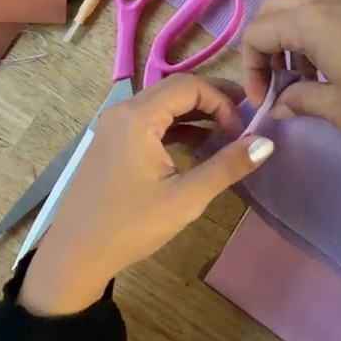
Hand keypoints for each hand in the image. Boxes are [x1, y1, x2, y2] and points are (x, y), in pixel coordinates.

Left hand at [19, 74, 274, 316]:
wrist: (74, 255)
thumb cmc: (130, 226)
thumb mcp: (186, 198)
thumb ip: (226, 166)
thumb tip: (266, 142)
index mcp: (138, 116)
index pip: (190, 85)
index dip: (223, 101)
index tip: (243, 131)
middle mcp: (123, 111)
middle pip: (176, 89)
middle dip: (213, 102)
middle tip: (244, 123)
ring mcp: (114, 126)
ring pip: (163, 105)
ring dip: (196, 115)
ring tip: (227, 136)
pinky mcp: (112, 142)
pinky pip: (150, 122)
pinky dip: (177, 128)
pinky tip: (198, 148)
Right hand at [240, 0, 340, 131]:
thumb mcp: (339, 106)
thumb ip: (300, 102)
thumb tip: (279, 105)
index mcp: (306, 21)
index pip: (255, 35)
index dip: (250, 69)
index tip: (264, 100)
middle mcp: (318, 0)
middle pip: (270, 13)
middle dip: (263, 47)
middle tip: (275, 81)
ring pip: (293, 9)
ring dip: (286, 40)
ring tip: (304, 78)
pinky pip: (318, 10)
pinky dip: (308, 32)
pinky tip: (327, 65)